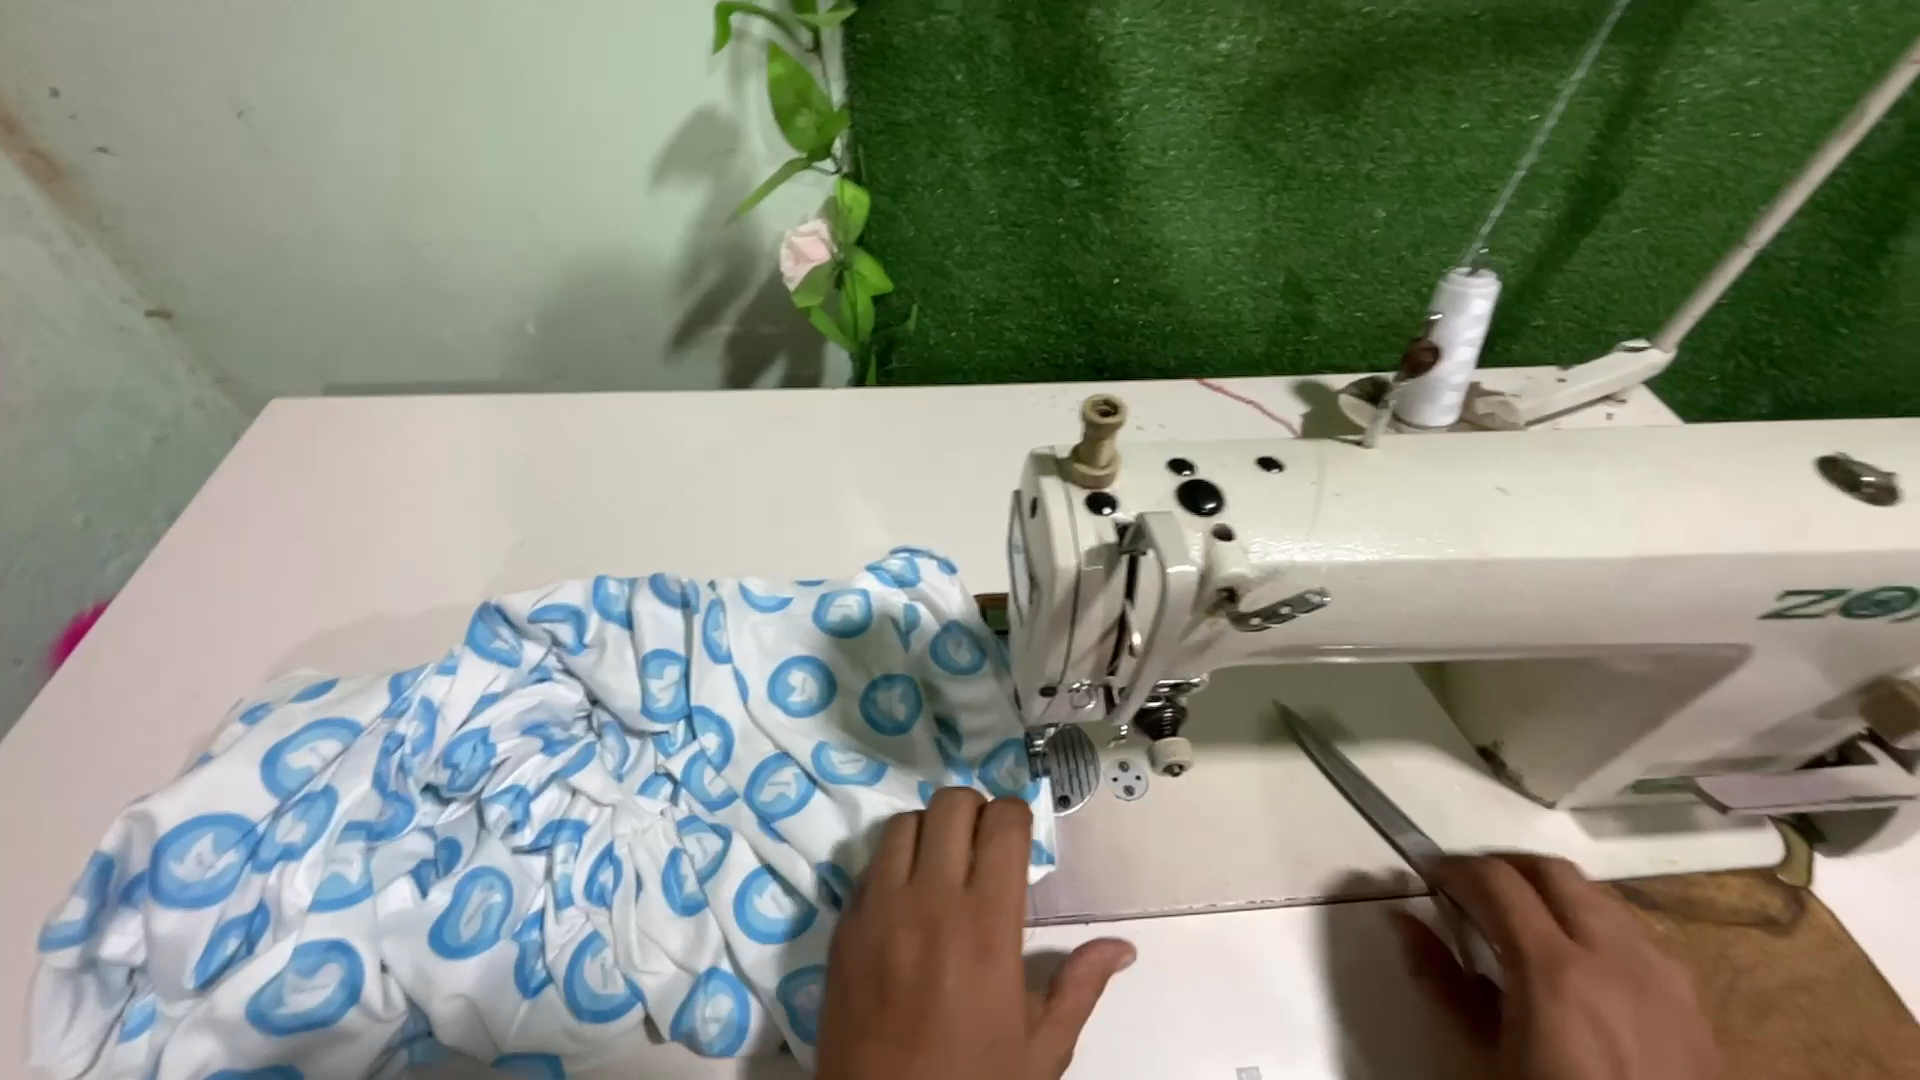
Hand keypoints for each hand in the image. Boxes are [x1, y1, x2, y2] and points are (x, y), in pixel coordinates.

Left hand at [814, 789, 1134, 1079]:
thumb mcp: (1040, 1048)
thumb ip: (1080, 985)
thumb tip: (1122, 947)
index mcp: (987, 925)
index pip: (1003, 823)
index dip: (1016, 816)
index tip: (1018, 836)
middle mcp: (931, 901)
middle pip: (950, 805)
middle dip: (973, 811)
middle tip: (982, 842)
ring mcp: (879, 909)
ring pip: (903, 823)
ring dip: (928, 830)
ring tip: (940, 861)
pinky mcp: (844, 925)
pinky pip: (868, 865)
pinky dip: (890, 863)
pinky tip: (904, 895)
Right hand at [1397, 854, 1717, 1079]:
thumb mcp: (1477, 1059)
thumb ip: (1437, 982)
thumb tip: (1402, 920)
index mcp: (1552, 970)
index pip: (1495, 880)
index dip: (1454, 867)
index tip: (1430, 875)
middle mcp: (1614, 958)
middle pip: (1552, 871)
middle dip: (1503, 866)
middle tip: (1469, 885)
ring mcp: (1662, 978)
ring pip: (1600, 896)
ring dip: (1552, 892)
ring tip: (1521, 919)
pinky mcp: (1692, 1005)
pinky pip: (1638, 936)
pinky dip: (1595, 925)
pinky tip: (1578, 961)